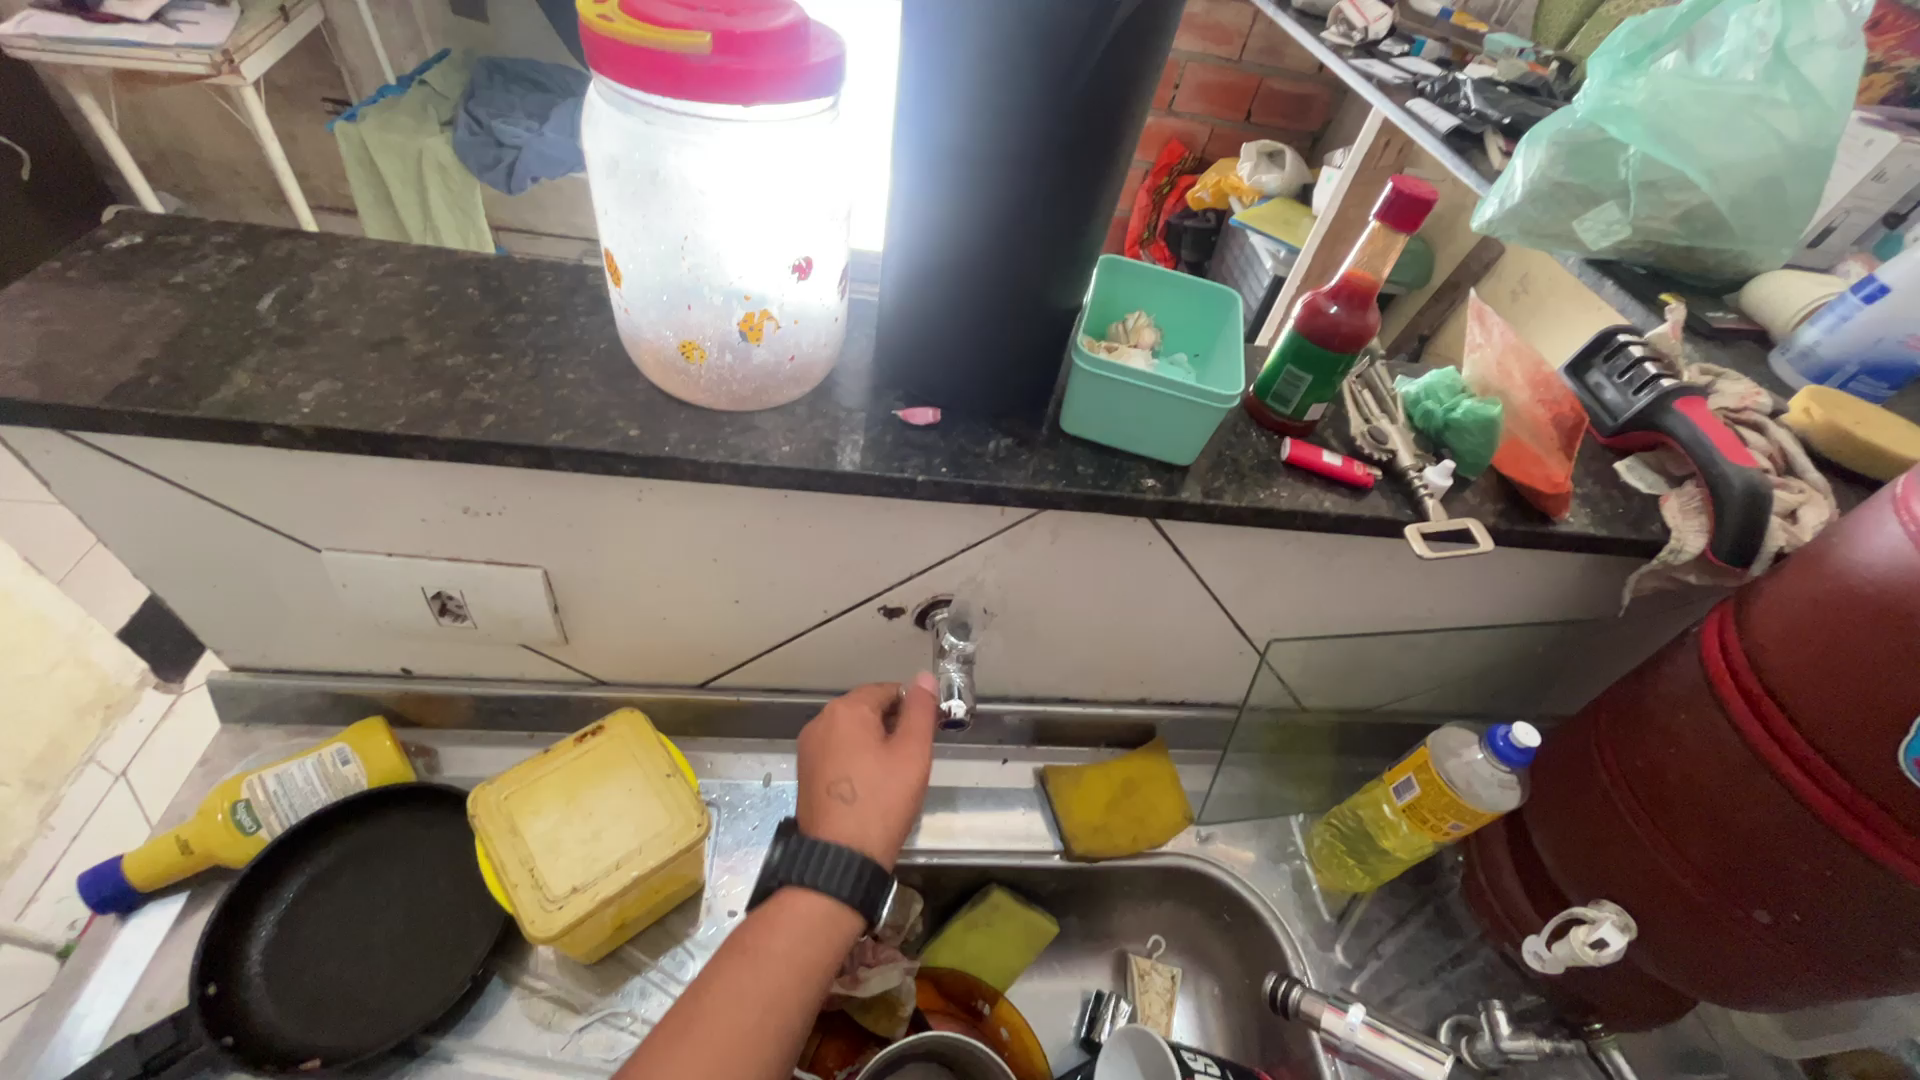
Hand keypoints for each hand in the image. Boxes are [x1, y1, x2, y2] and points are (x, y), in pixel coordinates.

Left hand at [796, 673, 937, 869]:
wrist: (840, 859)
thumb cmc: (882, 802)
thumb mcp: (912, 753)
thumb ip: (921, 711)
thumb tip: (924, 677)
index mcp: (846, 710)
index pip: (888, 690)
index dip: (912, 708)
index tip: (927, 734)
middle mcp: (821, 722)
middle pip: (867, 709)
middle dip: (893, 725)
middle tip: (914, 757)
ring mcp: (809, 748)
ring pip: (852, 732)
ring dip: (875, 743)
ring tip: (895, 774)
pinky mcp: (807, 772)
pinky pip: (838, 752)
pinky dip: (857, 759)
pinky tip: (872, 785)